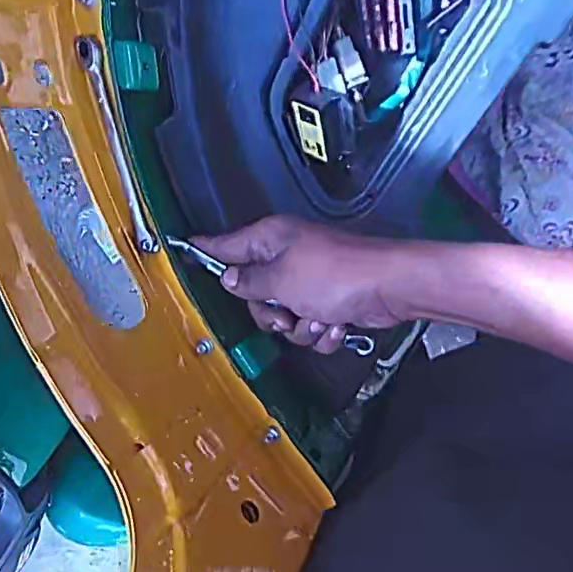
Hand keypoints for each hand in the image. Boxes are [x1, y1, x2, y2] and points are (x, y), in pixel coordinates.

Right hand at [194, 216, 413, 353]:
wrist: (388, 288)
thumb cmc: (334, 276)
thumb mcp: (280, 280)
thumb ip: (249, 282)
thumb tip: (228, 278)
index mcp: (270, 240)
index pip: (227, 245)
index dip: (207, 251)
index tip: (184, 249)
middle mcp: (287, 258)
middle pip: (255, 295)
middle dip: (271, 315)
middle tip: (286, 315)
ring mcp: (308, 281)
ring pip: (284, 317)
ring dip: (302, 327)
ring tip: (321, 318)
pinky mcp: (328, 302)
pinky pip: (310, 326)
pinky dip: (323, 331)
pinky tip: (337, 325)